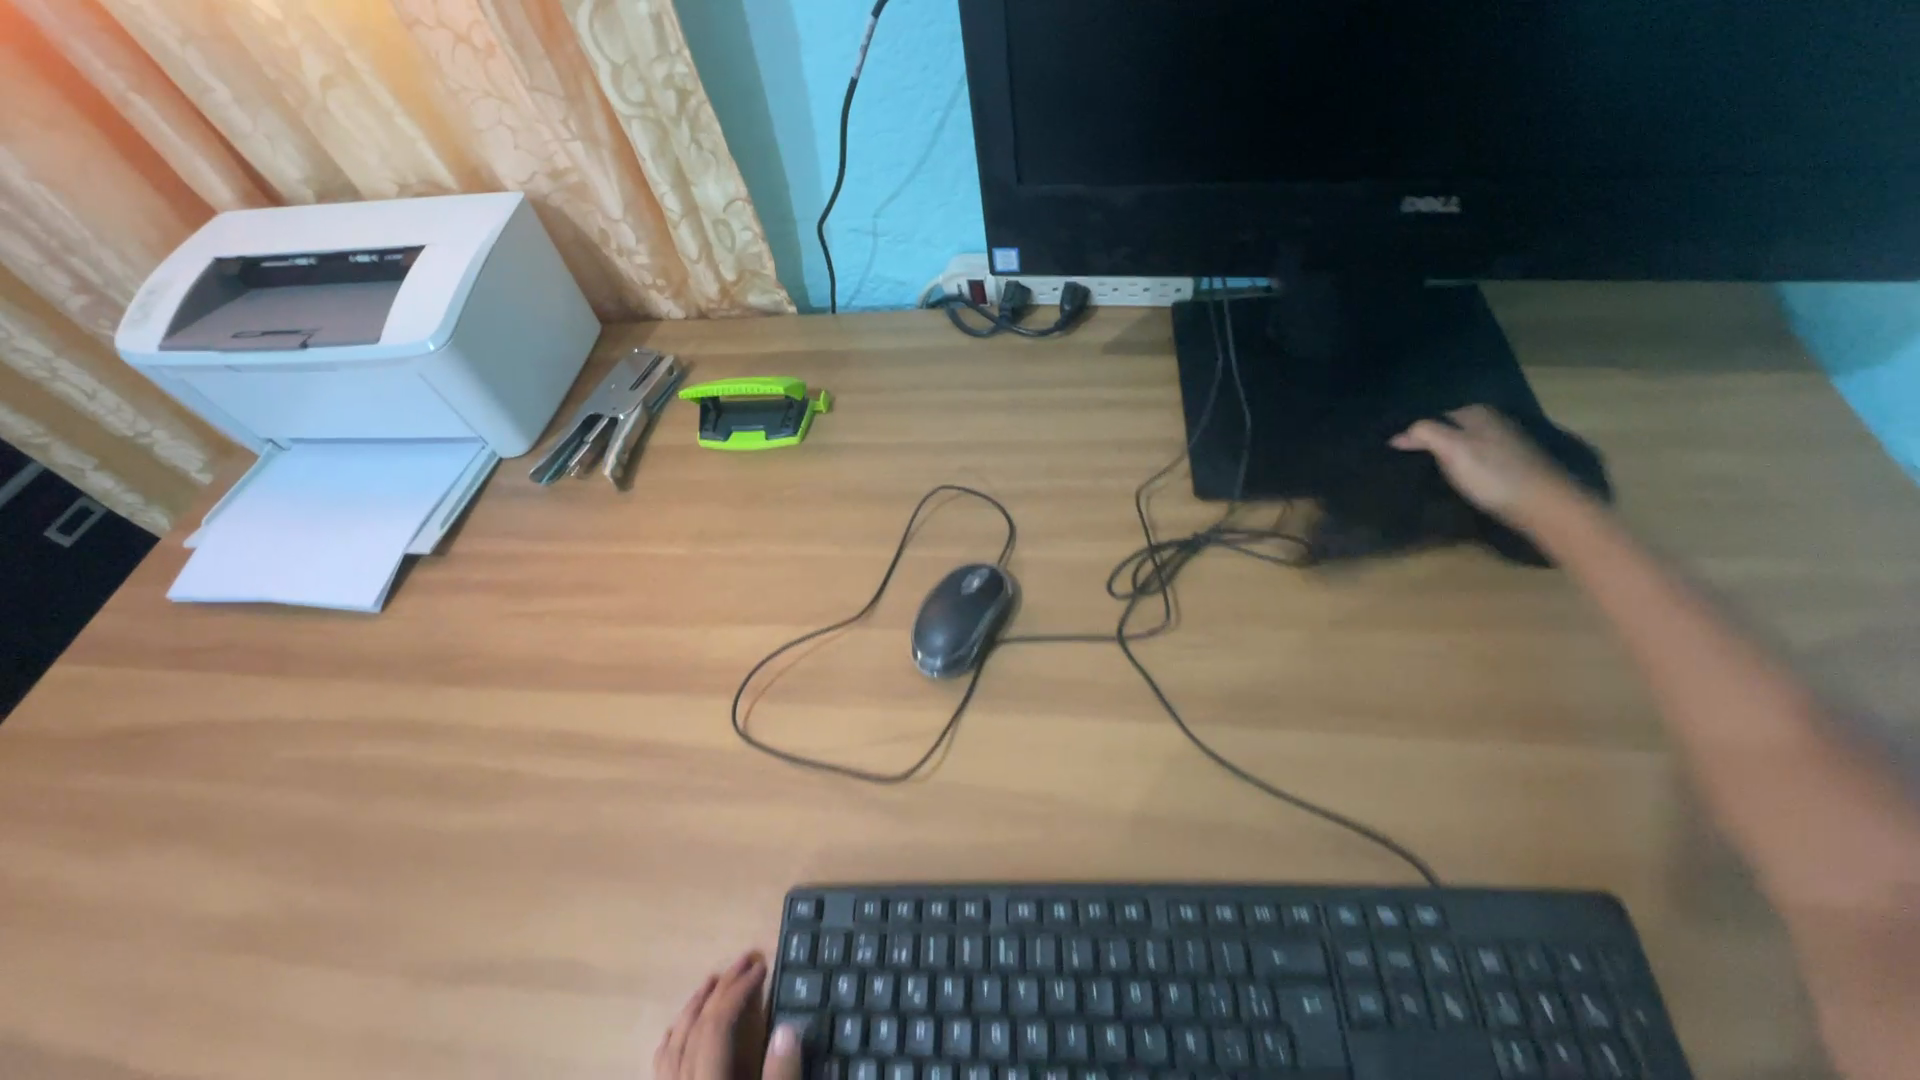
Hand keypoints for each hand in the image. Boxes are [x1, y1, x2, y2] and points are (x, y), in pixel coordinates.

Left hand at [655, 951, 800, 1079]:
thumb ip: (779, 1074)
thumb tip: (787, 1029)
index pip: (717, 1026)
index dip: (738, 992)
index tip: (761, 967)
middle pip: (696, 1028)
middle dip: (722, 990)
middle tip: (744, 960)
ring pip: (673, 1043)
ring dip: (694, 1007)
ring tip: (711, 981)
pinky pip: (662, 1065)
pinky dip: (672, 1039)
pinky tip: (678, 1027)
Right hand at [1390, 405, 1577, 524]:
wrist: (1541, 503)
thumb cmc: (1491, 473)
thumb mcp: (1451, 448)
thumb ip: (1423, 433)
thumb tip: (1397, 435)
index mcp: (1477, 412)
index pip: (1434, 418)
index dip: (1416, 435)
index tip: (1400, 456)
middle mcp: (1494, 420)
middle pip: (1452, 430)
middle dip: (1434, 444)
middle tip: (1413, 467)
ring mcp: (1507, 441)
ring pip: (1467, 445)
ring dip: (1450, 458)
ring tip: (1433, 477)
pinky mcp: (1515, 462)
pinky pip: (1480, 459)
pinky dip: (1468, 468)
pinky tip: (1462, 482)